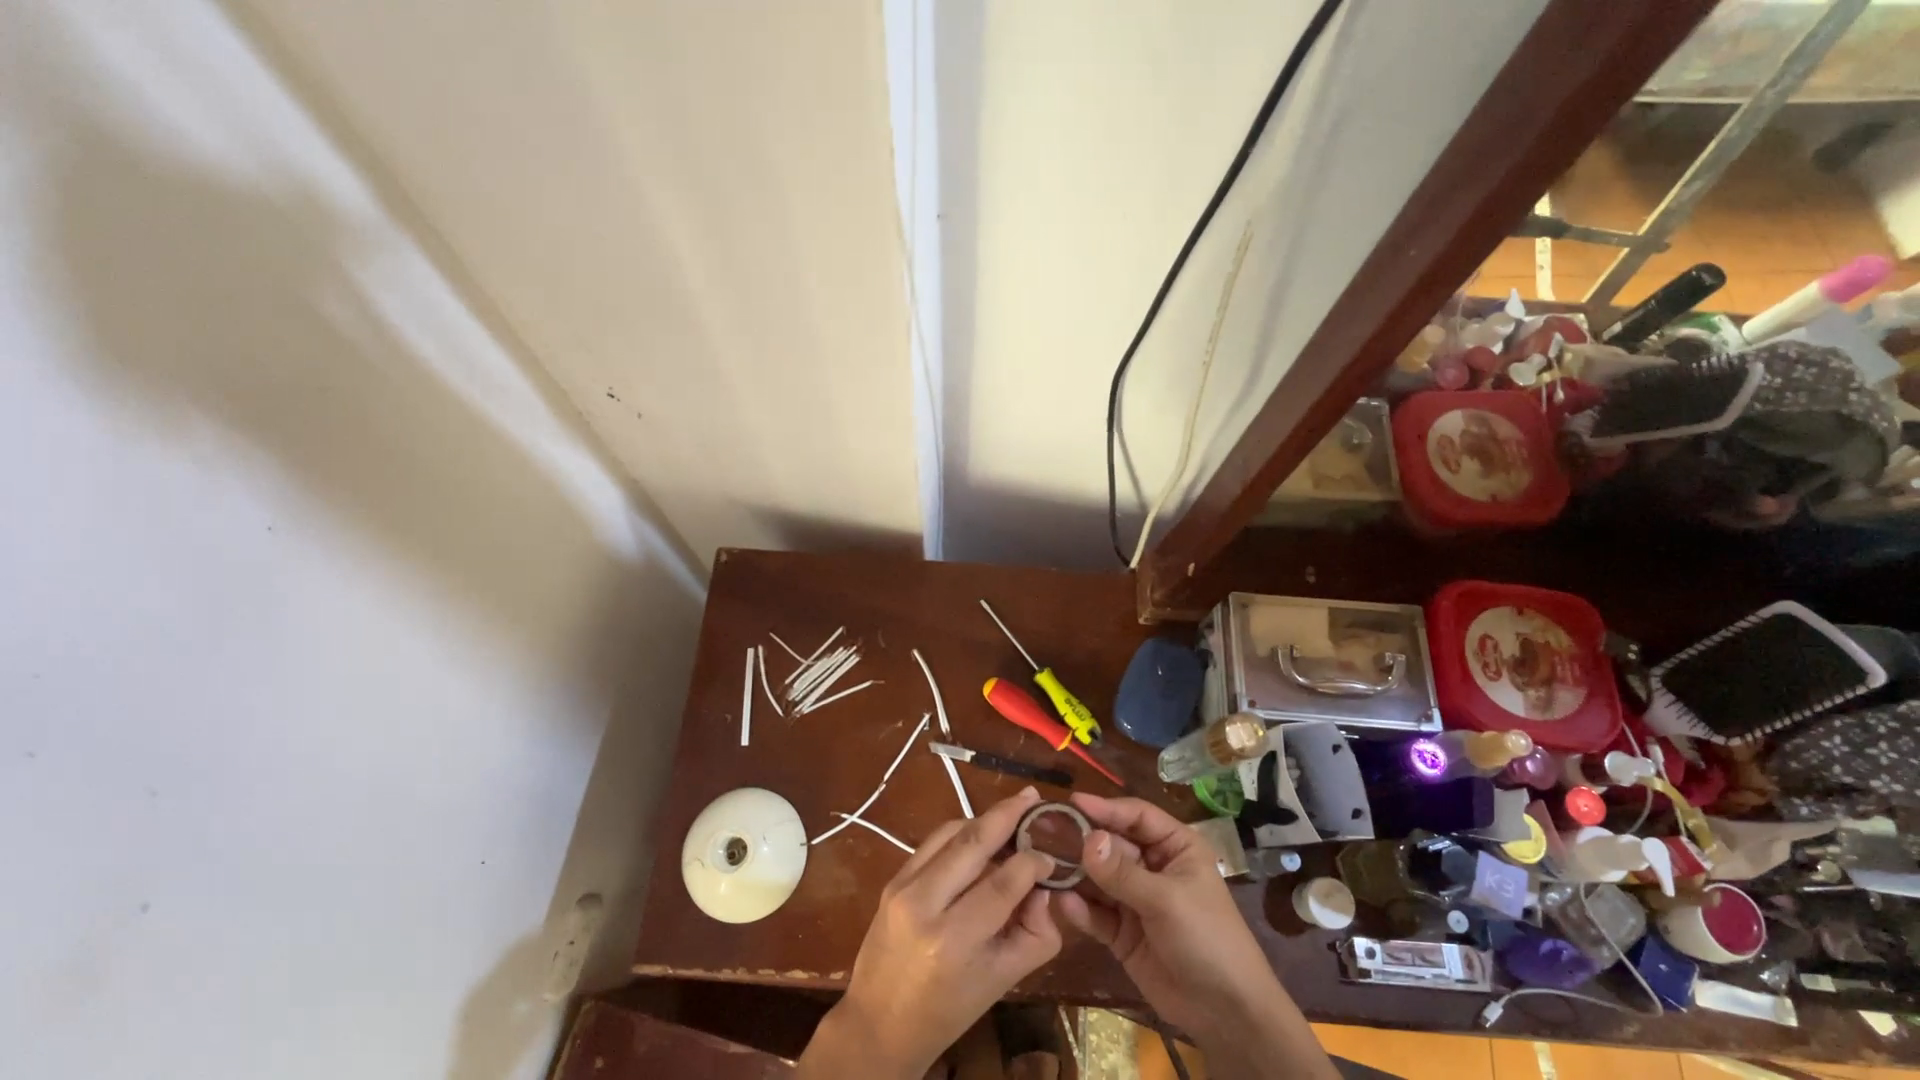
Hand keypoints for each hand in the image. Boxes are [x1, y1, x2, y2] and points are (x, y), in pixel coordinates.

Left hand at [799, 787, 1060, 1077]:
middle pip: (973, 843)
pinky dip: (960, 832)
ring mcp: (902, 888)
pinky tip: (981, 832)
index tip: (1052, 856)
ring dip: (984, 819)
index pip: (1003, 883)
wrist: (880, 1022)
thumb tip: (1044, 886)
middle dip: (1008, 815)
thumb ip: (1036, 934)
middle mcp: (924, 905)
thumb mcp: (1003, 980)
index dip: (1033, 862)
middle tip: (1034, 798)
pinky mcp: (892, 880)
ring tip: (1014, 812)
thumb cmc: (949, 1009)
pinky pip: (932, 843)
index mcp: (954, 940)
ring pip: (950, 834)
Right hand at [1053, 793, 1289, 1041]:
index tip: (1071, 803)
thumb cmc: (1207, 938)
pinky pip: (1096, 913)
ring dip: (1074, 874)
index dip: (1106, 808)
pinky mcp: (1122, 933)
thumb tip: (1087, 839)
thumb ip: (1122, 873)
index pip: (1137, 817)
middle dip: (1081, 841)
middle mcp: (1153, 867)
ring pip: (1098, 878)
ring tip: (1041, 866)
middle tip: (1042, 832)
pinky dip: (1080, 908)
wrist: (1225, 1010)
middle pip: (1111, 845)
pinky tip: (1062, 903)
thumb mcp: (1167, 900)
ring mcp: (1136, 901)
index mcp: (1175, 848)